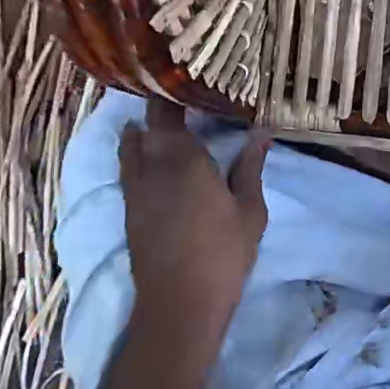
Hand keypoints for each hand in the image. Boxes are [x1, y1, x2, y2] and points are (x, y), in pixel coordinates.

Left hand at [119, 98, 270, 342]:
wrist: (178, 303)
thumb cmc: (222, 253)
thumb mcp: (249, 210)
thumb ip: (250, 166)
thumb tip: (261, 132)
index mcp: (181, 156)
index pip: (165, 109)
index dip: (172, 93)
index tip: (190, 85)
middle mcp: (150, 162)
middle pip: (146, 124)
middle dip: (160, 110)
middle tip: (183, 103)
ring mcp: (134, 185)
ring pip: (131, 144)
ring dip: (144, 131)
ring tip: (164, 126)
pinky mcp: (128, 206)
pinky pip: (128, 166)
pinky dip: (137, 154)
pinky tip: (155, 159)